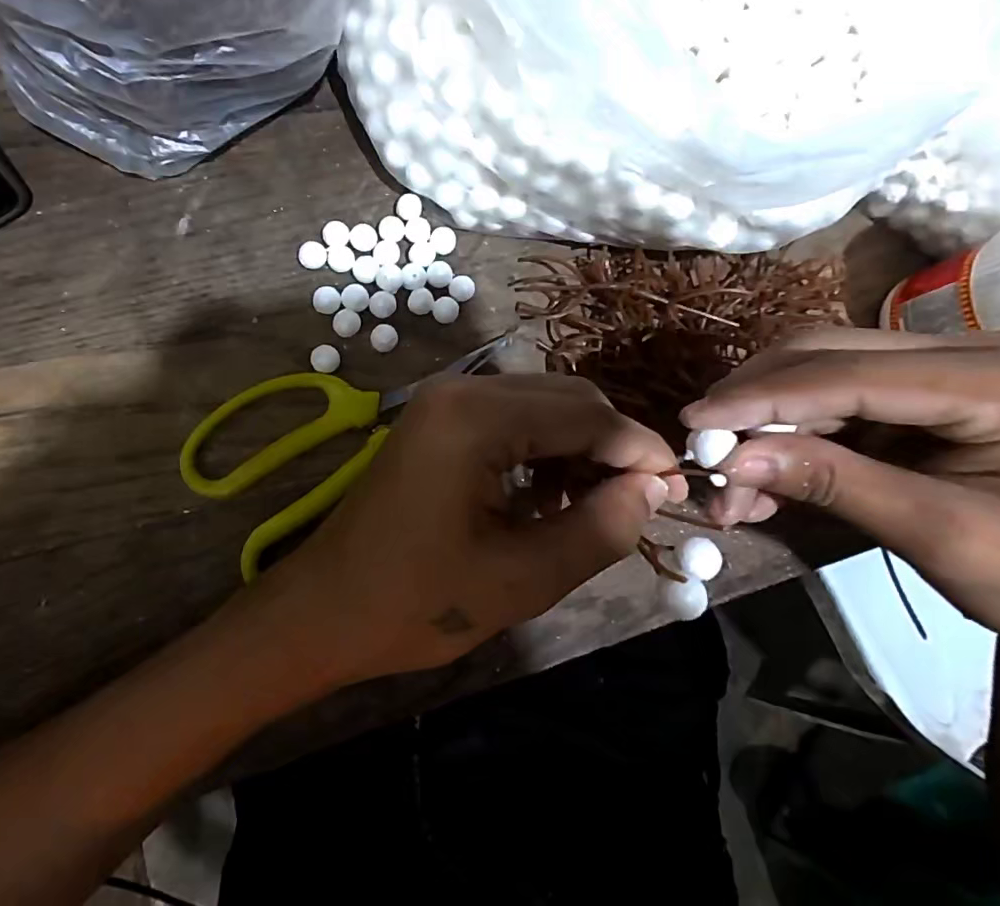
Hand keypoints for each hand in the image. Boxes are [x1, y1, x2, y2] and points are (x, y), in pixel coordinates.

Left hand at [247, 373, 684, 684]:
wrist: (324, 608)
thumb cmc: (415, 601)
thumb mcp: (520, 577)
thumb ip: (598, 528)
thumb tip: (651, 490)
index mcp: (476, 418)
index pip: (587, 414)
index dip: (640, 451)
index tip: (676, 492)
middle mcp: (460, 390)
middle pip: (565, 398)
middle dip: (610, 446)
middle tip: (637, 505)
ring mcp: (442, 402)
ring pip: (539, 406)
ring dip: (576, 448)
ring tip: (590, 509)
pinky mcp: (434, 421)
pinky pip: (507, 419)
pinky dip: (539, 449)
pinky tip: (544, 498)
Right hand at [681, 329, 999, 695]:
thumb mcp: (947, 540)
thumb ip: (835, 485)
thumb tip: (729, 459)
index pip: (861, 373)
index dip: (767, 396)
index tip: (695, 422)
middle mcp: (989, 355)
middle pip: (837, 356)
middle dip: (760, 402)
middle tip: (703, 446)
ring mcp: (960, 373)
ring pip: (828, 376)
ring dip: (771, 422)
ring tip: (729, 478)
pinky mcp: (934, 400)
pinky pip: (843, 405)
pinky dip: (796, 438)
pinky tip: (764, 476)